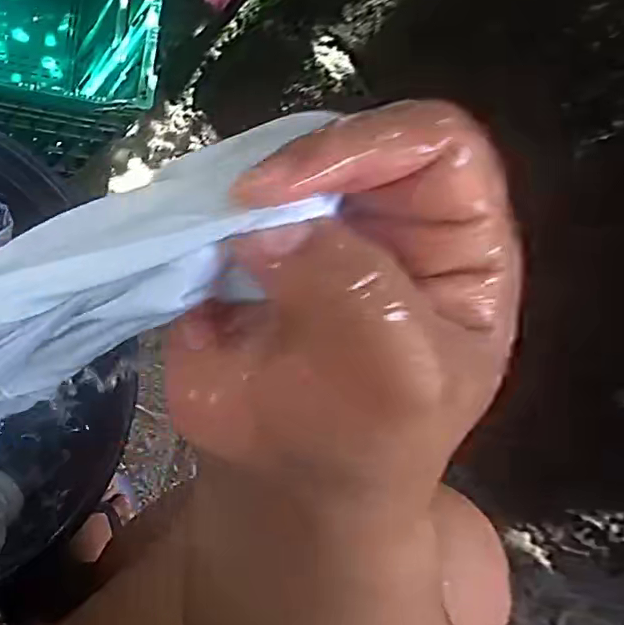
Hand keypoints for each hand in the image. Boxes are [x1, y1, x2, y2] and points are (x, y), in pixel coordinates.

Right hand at [166, 101, 520, 516]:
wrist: (279, 478)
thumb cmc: (364, 434)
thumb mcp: (396, 372)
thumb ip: (350, 288)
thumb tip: (261, 228)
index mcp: (447, 241)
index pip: (427, 146)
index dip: (358, 147)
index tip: (273, 189)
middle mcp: (373, 226)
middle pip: (339, 148)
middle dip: (284, 167)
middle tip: (230, 205)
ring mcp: (293, 243)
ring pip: (265, 178)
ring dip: (226, 193)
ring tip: (199, 225)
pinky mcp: (226, 267)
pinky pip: (206, 224)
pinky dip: (185, 226)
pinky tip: (176, 244)